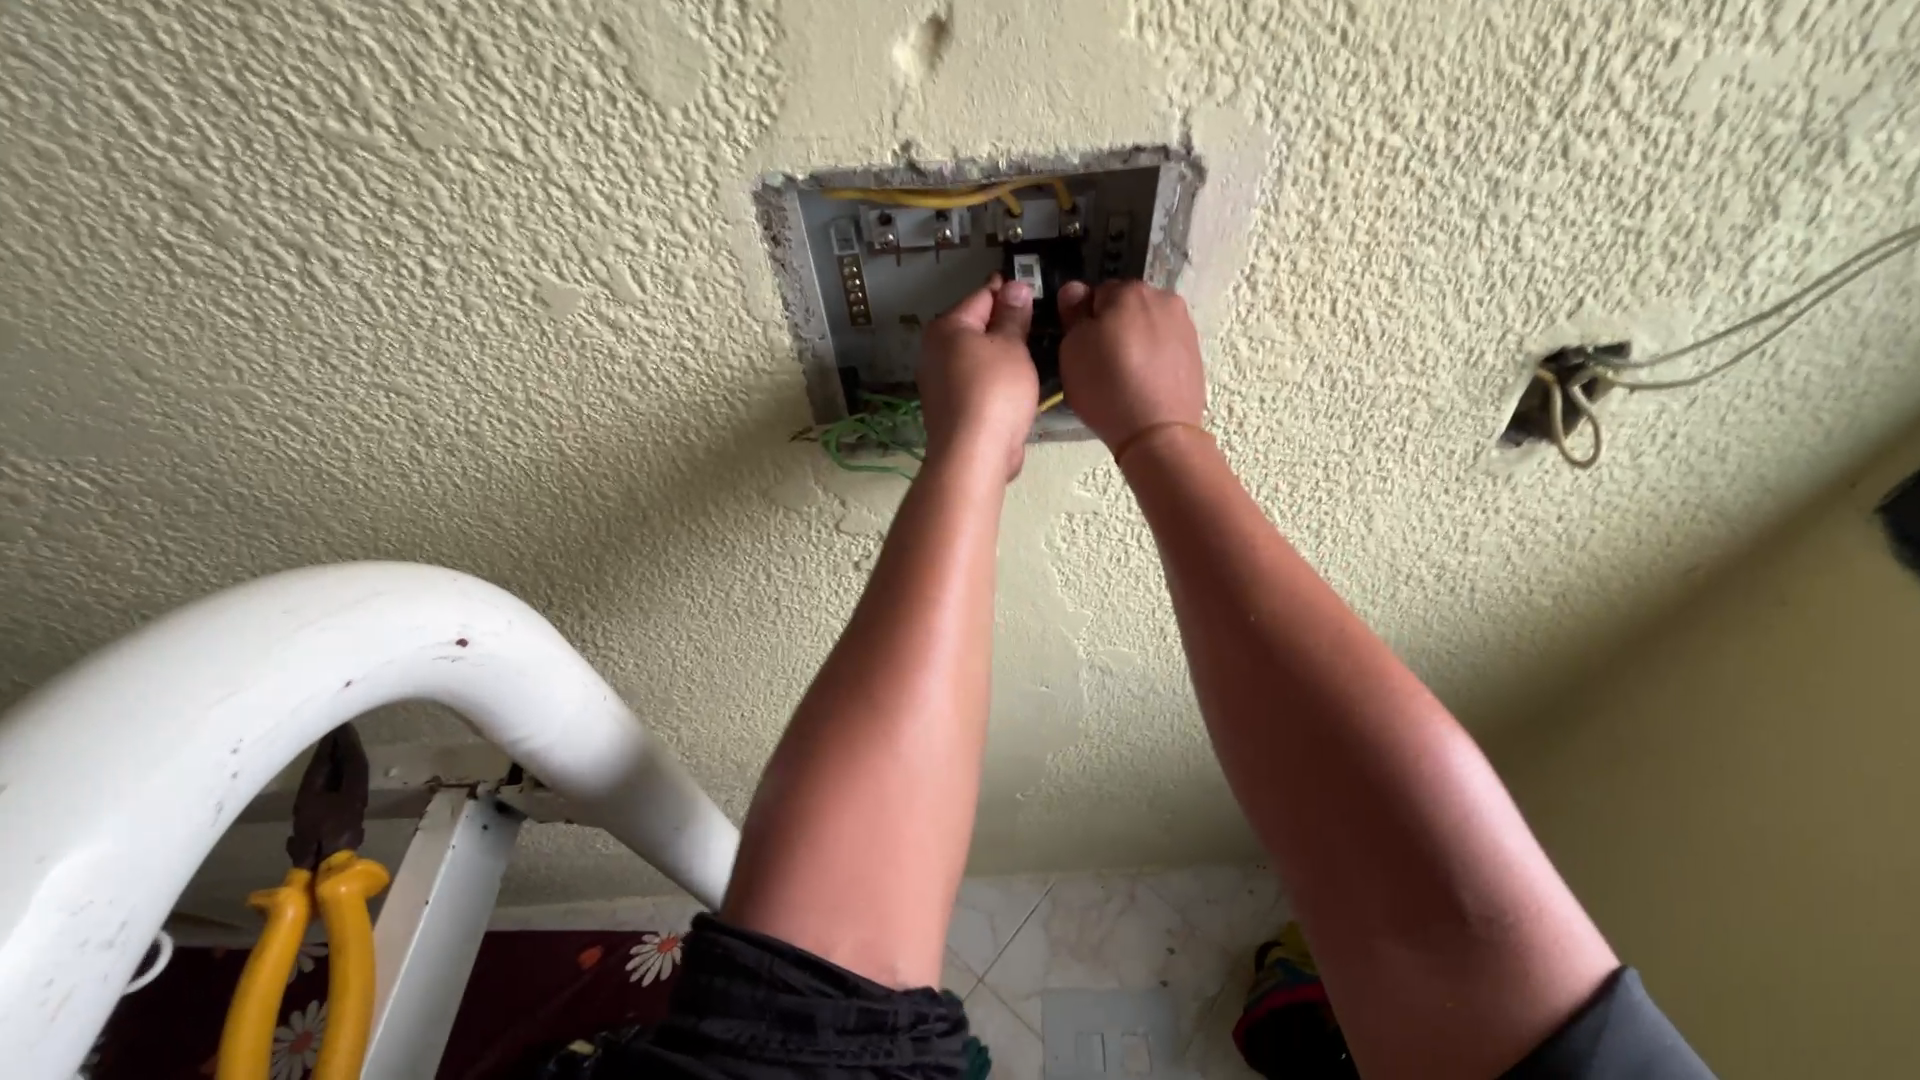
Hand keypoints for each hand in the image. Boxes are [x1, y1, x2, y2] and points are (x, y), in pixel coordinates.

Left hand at [917, 277, 1040, 479]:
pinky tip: (1016, 387)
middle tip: (1039, 325)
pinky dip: (995, 380)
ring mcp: (939, 382)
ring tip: (1032, 356)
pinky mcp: (950, 409)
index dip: (1009, 290)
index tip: (1034, 288)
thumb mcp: (1012, 346)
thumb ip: (1014, 316)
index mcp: (946, 327)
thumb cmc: (994, 391)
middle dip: (1004, 324)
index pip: (982, 295)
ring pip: (977, 357)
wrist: (973, 454)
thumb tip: (1016, 288)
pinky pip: (977, 383)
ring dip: (1001, 355)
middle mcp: (935, 351)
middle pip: (976, 327)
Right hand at [1056, 281, 1204, 452]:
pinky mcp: (1195, 352)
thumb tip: (1075, 291)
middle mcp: (1163, 298)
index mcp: (1129, 291)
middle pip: (1127, 306)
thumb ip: (1073, 314)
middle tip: (1101, 362)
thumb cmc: (1107, 387)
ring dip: (1136, 340)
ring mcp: (1184, 325)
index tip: (1082, 346)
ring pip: (1148, 326)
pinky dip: (1153, 357)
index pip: (1097, 293)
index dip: (1085, 320)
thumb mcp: (1072, 350)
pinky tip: (1145, 382)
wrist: (1157, 431)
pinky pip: (1165, 346)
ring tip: (1126, 374)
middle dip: (1114, 326)